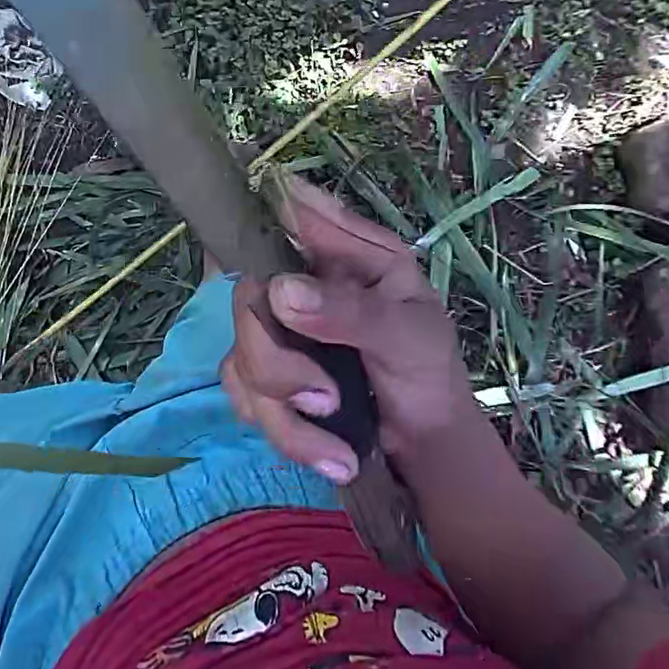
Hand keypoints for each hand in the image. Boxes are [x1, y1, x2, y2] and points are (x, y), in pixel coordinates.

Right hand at [222, 180, 480, 483]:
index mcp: (343, 252)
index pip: (289, 213)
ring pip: (240, 355)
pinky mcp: (268, 372)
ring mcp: (281, 327)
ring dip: (283, 410)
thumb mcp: (406, 333)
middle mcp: (302, 281)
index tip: (262, 269)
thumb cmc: (427, 369)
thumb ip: (348, 311)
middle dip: (277, 363)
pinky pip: (242, 393)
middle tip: (323, 398)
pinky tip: (327, 454)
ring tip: (336, 446)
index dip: (258, 222)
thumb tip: (279, 291)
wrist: (425, 440)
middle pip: (247, 299)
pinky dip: (282, 431)